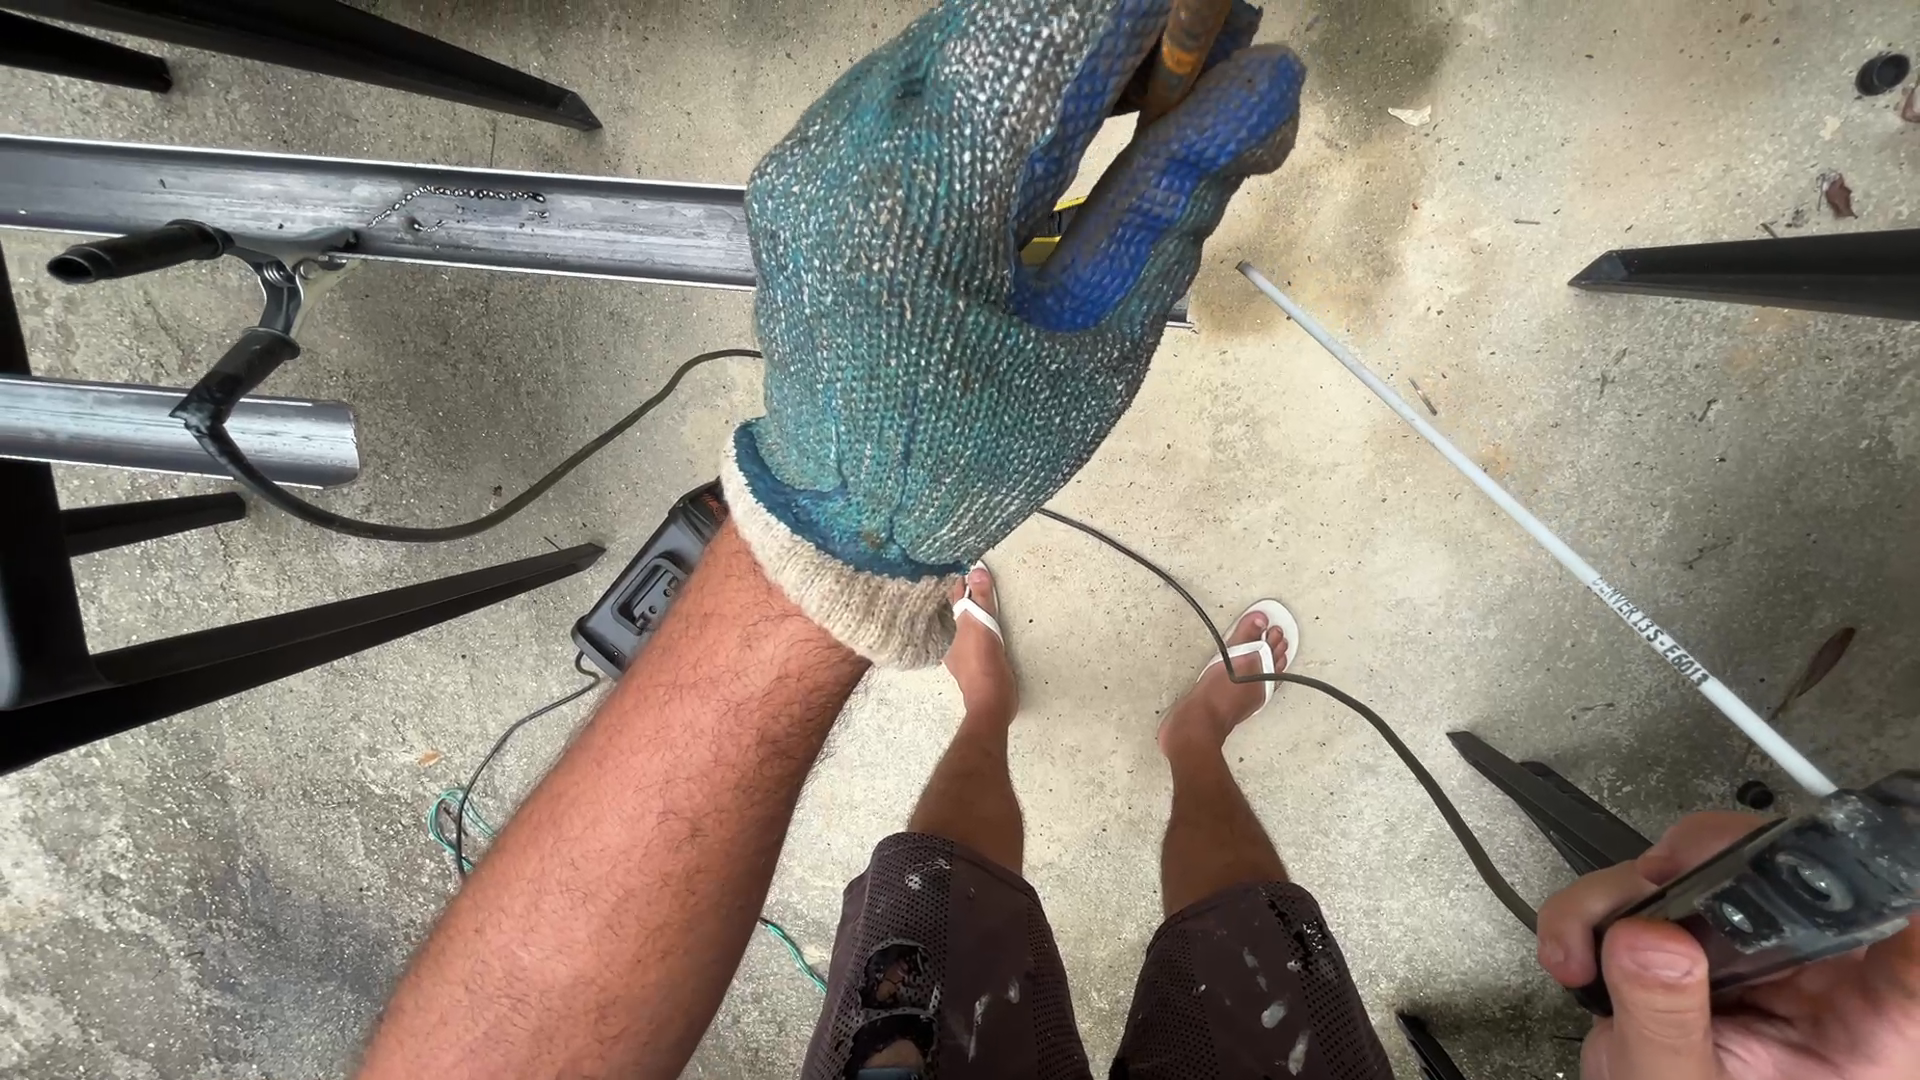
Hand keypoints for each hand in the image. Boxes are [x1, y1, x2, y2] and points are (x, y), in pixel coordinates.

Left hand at [723, 0, 1303, 666]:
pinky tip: (1045, 145)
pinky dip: (995, 101)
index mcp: (926, 191)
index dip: (1159, 10)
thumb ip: (1174, 197)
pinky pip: (916, 95)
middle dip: (1114, 37)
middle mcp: (848, 142)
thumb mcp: (1096, 338)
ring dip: (1057, 66)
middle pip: (1005, 19)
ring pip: (960, 46)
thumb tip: (1263, 89)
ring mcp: (814, 150)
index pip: (1058, 21)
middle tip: (1191, 88)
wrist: (856, 513)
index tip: (1224, 33)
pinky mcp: (808, 171)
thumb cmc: (979, 453)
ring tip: (1135, 118)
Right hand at [1536, 811, 1919, 1078]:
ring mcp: (1744, 954)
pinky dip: (1587, 909)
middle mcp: (1817, 982)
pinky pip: (1634, 889)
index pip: (1912, 963)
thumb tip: (1653, 938)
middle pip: (1779, 882)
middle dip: (1696, 867)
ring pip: (1686, 874)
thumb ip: (1667, 1019)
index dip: (1899, 902)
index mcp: (1863, 1036)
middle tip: (1647, 885)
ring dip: (1612, 898)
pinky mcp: (1683, 937)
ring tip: (1577, 954)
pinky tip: (1572, 952)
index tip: (1859, 852)